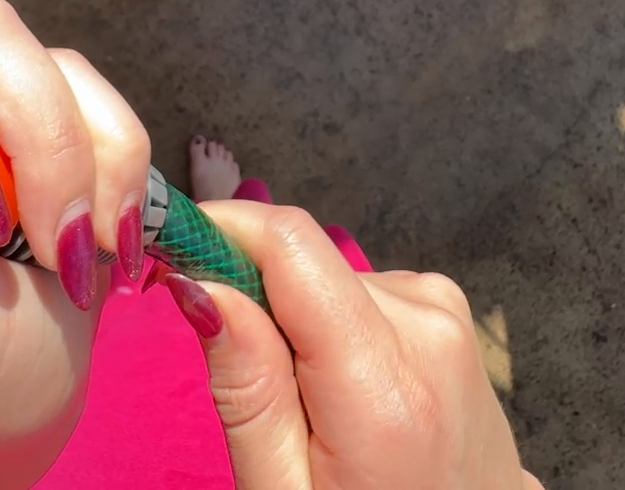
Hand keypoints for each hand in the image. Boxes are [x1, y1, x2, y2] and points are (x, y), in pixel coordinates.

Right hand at [180, 202, 540, 489]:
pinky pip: (360, 288)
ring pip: (328, 275)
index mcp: (385, 383)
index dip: (225, 227)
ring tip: (309, 397)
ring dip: (297, 314)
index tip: (177, 250)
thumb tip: (199, 283)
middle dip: (254, 292)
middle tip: (237, 365)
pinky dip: (334, 320)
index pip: (292, 243)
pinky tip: (347, 383)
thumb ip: (247, 390)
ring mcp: (445, 310)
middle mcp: (424, 324)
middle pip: (305, 262)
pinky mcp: (447, 306)